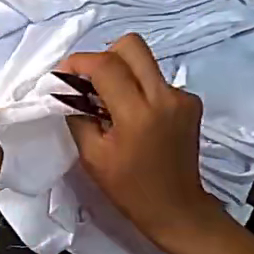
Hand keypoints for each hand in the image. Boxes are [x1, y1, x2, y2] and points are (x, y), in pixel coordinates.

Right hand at [62, 34, 228, 248]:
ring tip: (108, 104)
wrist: (175, 208)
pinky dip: (139, 91)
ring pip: (145, 63)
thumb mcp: (92, 156)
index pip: (106, 65)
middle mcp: (165, 96)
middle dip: (104, 56)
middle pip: (132, 46)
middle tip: (89, 80)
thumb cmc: (128, 188)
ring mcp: (182, 97)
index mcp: (138, 113)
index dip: (79, 62)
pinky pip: (157, 82)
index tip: (63, 74)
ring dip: (122, 74)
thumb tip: (67, 92)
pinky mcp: (191, 103)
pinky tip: (132, 118)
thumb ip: (78, 117)